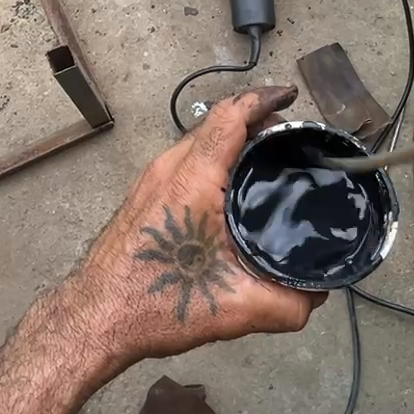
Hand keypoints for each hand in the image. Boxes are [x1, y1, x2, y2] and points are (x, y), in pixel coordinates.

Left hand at [67, 86, 322, 366]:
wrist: (96, 316)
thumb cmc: (156, 302)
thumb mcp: (234, 308)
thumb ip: (287, 303)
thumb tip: (317, 293)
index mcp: (193, 178)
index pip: (231, 116)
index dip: (264, 99)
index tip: (291, 97)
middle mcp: (170, 166)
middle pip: (217, 121)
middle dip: (256, 118)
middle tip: (290, 136)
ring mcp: (152, 177)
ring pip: (199, 139)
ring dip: (233, 138)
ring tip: (266, 156)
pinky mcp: (144, 191)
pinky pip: (186, 157)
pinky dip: (214, 156)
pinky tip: (230, 184)